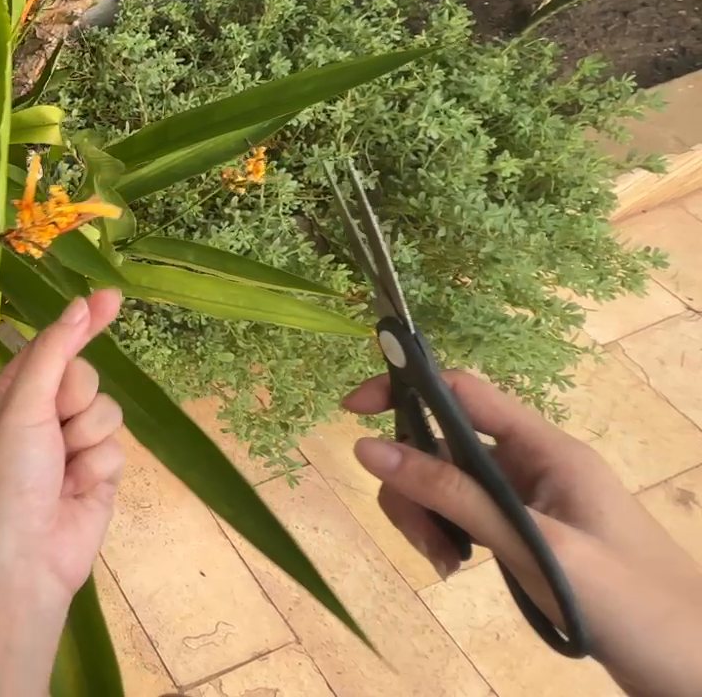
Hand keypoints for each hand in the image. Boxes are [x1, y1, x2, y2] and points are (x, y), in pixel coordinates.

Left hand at [0, 290, 125, 696]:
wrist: (26, 556)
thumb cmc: (6, 474)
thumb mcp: (22, 405)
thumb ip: (54, 353)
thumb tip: (80, 304)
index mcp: (12, 391)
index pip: (52, 345)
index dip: (80, 323)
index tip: (111, 297)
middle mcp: (42, 412)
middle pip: (86, 375)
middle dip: (74, 399)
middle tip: (50, 429)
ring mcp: (72, 442)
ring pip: (107, 411)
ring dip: (86, 437)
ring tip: (60, 467)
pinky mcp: (100, 471)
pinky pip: (118, 447)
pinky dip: (100, 466)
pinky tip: (77, 489)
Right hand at [346, 370, 701, 696]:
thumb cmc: (641, 608)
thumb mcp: (538, 548)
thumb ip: (452, 495)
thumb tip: (363, 445)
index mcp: (547, 451)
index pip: (461, 391)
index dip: (404, 386)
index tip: (352, 411)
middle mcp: (531, 465)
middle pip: (438, 442)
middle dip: (410, 479)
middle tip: (417, 528)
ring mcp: (524, 499)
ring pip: (438, 480)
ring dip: (422, 513)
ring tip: (442, 559)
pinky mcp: (517, 530)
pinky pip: (454, 511)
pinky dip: (439, 532)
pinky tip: (452, 564)